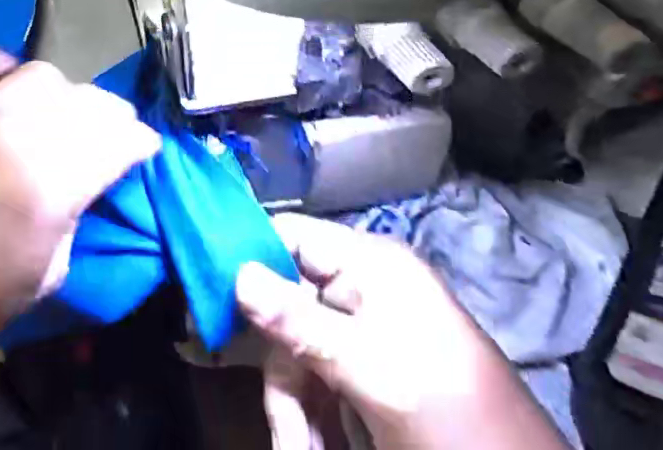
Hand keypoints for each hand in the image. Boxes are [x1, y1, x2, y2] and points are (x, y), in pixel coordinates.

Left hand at [0, 48, 159, 449]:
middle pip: (86, 100)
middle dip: (111, 117)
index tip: (144, 149)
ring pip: (43, 74)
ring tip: (59, 119)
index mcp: (48, 185)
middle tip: (111, 136)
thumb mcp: (51, 268)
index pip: (116, 138)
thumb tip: (97, 171)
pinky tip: (8, 95)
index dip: (139, 141)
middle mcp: (15, 135)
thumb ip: (79, 207)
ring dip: (63, 96)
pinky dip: (6, 70)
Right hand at [235, 215, 566, 449]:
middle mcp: (362, 286)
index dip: (245, 256)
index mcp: (370, 265)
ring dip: (295, 410)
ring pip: (295, 353)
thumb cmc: (456, 422)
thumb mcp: (374, 373)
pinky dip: (311, 419)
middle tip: (287, 435)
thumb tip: (235, 273)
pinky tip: (311, 448)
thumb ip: (298, 322)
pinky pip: (317, 381)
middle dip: (282, 374)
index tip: (207, 295)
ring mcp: (365, 330)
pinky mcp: (368, 369)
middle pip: (284, 306)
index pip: (287, 234)